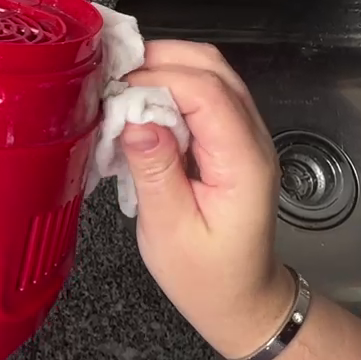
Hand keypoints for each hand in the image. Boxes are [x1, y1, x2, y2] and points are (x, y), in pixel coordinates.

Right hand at [121, 40, 292, 358]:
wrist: (242, 299)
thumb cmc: (205, 276)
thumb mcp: (169, 231)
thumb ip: (154, 171)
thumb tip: (132, 119)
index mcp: (242, 161)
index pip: (206, 91)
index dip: (156, 78)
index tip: (111, 90)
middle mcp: (251, 137)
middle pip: (211, 66)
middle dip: (157, 59)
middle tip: (109, 78)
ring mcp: (244, 133)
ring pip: (208, 70)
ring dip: (161, 67)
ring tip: (117, 87)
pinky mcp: (228, 136)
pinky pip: (202, 91)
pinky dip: (167, 84)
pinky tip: (137, 102)